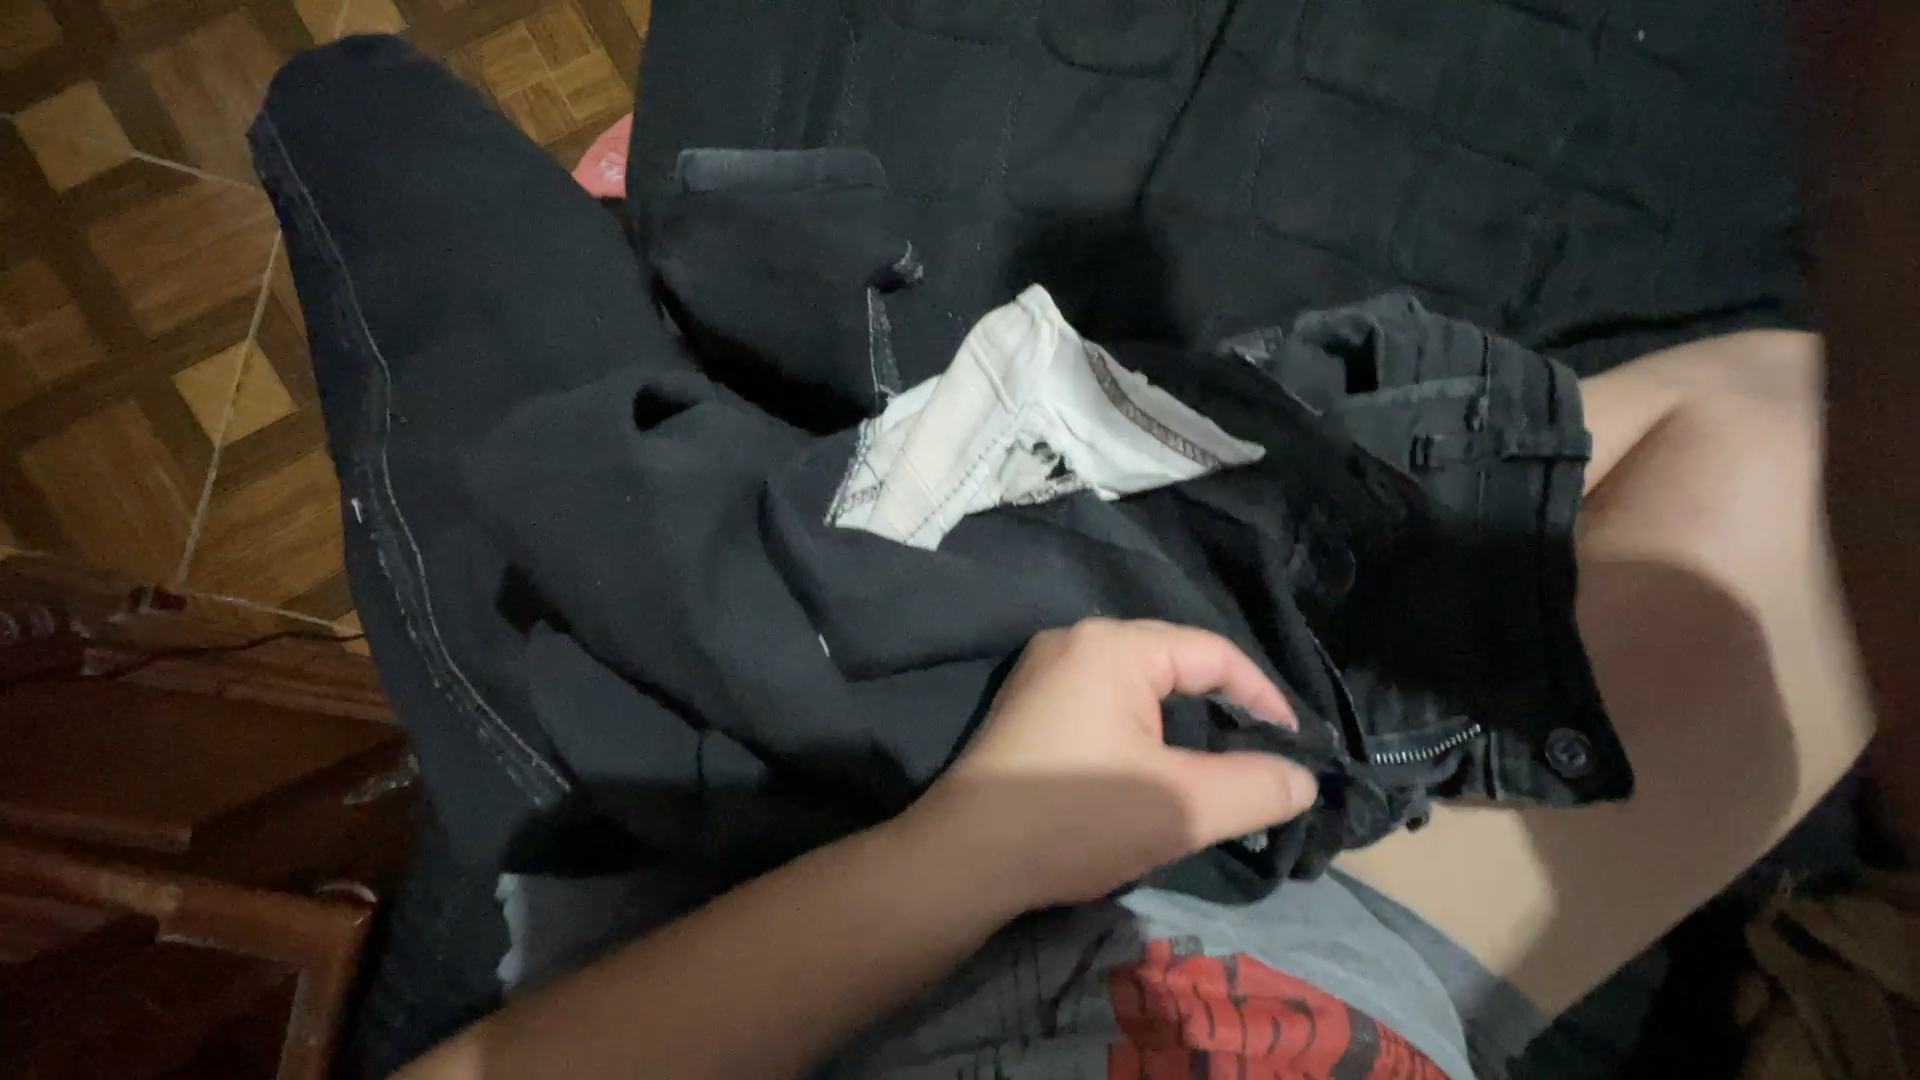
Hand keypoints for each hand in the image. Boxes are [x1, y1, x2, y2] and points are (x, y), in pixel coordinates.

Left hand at [896, 618, 1318, 913]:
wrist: (966, 856)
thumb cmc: (1076, 818)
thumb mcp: (1181, 806)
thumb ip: (1256, 787)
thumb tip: (1301, 777)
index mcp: (1112, 646)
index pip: (1211, 653)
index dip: (1262, 696)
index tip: (1294, 746)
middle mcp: (1074, 640)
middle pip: (1172, 660)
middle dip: (1219, 705)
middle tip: (1255, 753)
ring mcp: (1043, 668)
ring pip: (1136, 681)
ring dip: (1178, 717)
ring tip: (1210, 762)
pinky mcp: (1027, 701)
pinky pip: (1101, 697)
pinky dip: (1137, 724)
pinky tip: (1148, 761)